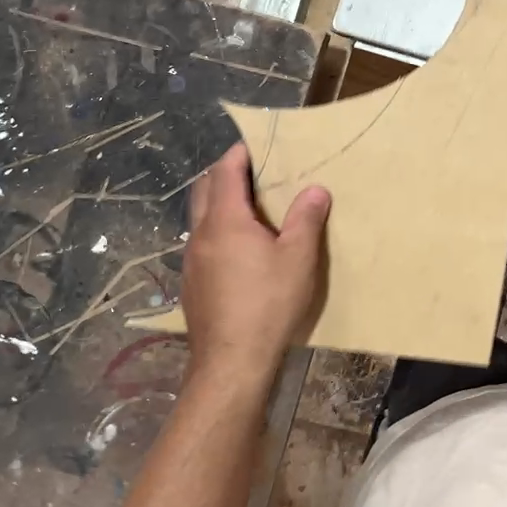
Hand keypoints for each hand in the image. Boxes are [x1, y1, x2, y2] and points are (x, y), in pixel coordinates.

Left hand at [180, 143, 330, 385]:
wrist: (231, 362)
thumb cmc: (268, 303)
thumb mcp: (298, 258)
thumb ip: (306, 219)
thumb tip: (315, 190)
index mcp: (225, 221)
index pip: (225, 171)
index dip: (240, 153)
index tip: (258, 144)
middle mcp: (200, 235)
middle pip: (204, 189)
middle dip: (226, 173)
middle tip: (256, 171)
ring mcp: (191, 261)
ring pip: (200, 217)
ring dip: (221, 202)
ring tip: (253, 207)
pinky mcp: (192, 283)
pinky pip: (202, 242)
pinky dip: (219, 229)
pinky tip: (242, 248)